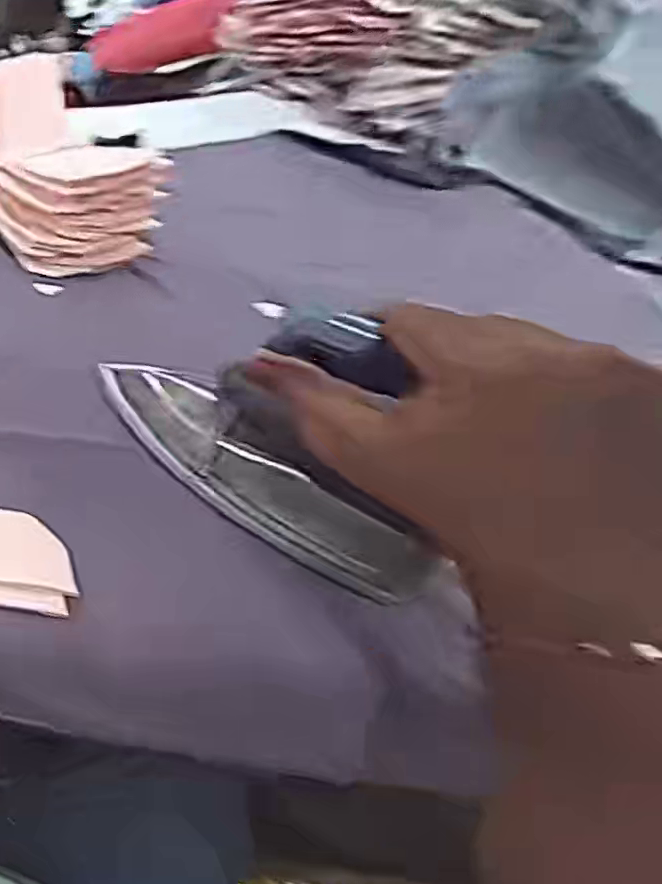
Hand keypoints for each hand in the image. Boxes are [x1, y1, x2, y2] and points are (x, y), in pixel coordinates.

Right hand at [244, 304, 661, 646]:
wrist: (576, 566)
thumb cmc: (454, 504)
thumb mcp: (362, 451)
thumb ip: (309, 398)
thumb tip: (261, 362)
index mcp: (482, 359)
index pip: (403, 316)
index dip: (362, 338)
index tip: (342, 367)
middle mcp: (561, 348)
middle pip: (465, 326)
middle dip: (425, 353)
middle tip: (398, 400)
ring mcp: (620, 367)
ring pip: (522, 343)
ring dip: (485, 366)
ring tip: (466, 417)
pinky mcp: (653, 389)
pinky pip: (574, 364)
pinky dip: (539, 382)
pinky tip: (525, 426)